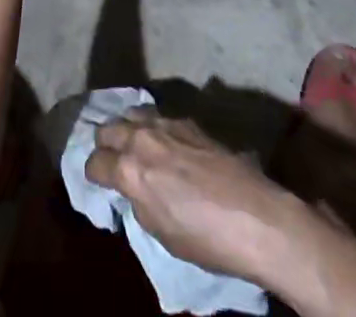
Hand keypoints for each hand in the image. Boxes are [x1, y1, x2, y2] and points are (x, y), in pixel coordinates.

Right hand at [86, 111, 307, 282]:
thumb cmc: (210, 239)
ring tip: (137, 144)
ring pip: (129, 115)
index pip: (93, 164)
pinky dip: (153, 127)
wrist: (263, 221)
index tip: (102, 183)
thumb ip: (138, 202)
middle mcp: (139, 140)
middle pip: (105, 130)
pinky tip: (165, 141)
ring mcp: (164, 126)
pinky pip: (158, 116)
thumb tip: (134, 190)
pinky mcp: (189, 123)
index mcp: (127, 170)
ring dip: (127, 129)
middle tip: (116, 161)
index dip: (95, 176)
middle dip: (106, 146)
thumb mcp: (161, 233)